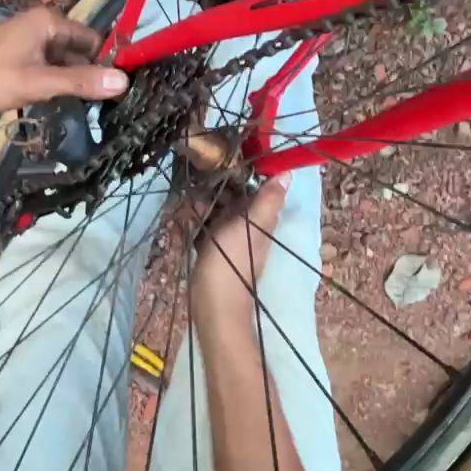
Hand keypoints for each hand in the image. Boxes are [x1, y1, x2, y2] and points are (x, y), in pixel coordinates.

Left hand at [0, 7, 128, 117]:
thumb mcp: (38, 83)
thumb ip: (80, 81)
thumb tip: (123, 81)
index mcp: (47, 21)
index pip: (93, 39)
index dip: (107, 62)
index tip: (118, 88)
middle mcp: (37, 23)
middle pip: (76, 48)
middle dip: (87, 73)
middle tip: (102, 104)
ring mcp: (22, 38)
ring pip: (58, 59)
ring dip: (67, 79)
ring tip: (79, 106)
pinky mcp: (11, 54)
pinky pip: (41, 65)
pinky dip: (49, 80)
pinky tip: (50, 100)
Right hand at [193, 173, 290, 324]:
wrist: (213, 305)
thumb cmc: (233, 262)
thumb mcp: (251, 225)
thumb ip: (268, 200)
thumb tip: (289, 173)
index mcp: (260, 220)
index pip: (253, 188)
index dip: (238, 175)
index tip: (219, 165)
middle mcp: (247, 227)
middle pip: (231, 199)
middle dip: (213, 192)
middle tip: (195, 192)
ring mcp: (229, 240)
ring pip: (215, 213)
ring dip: (200, 208)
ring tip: (185, 210)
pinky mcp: (212, 251)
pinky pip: (204, 230)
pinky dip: (193, 225)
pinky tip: (181, 225)